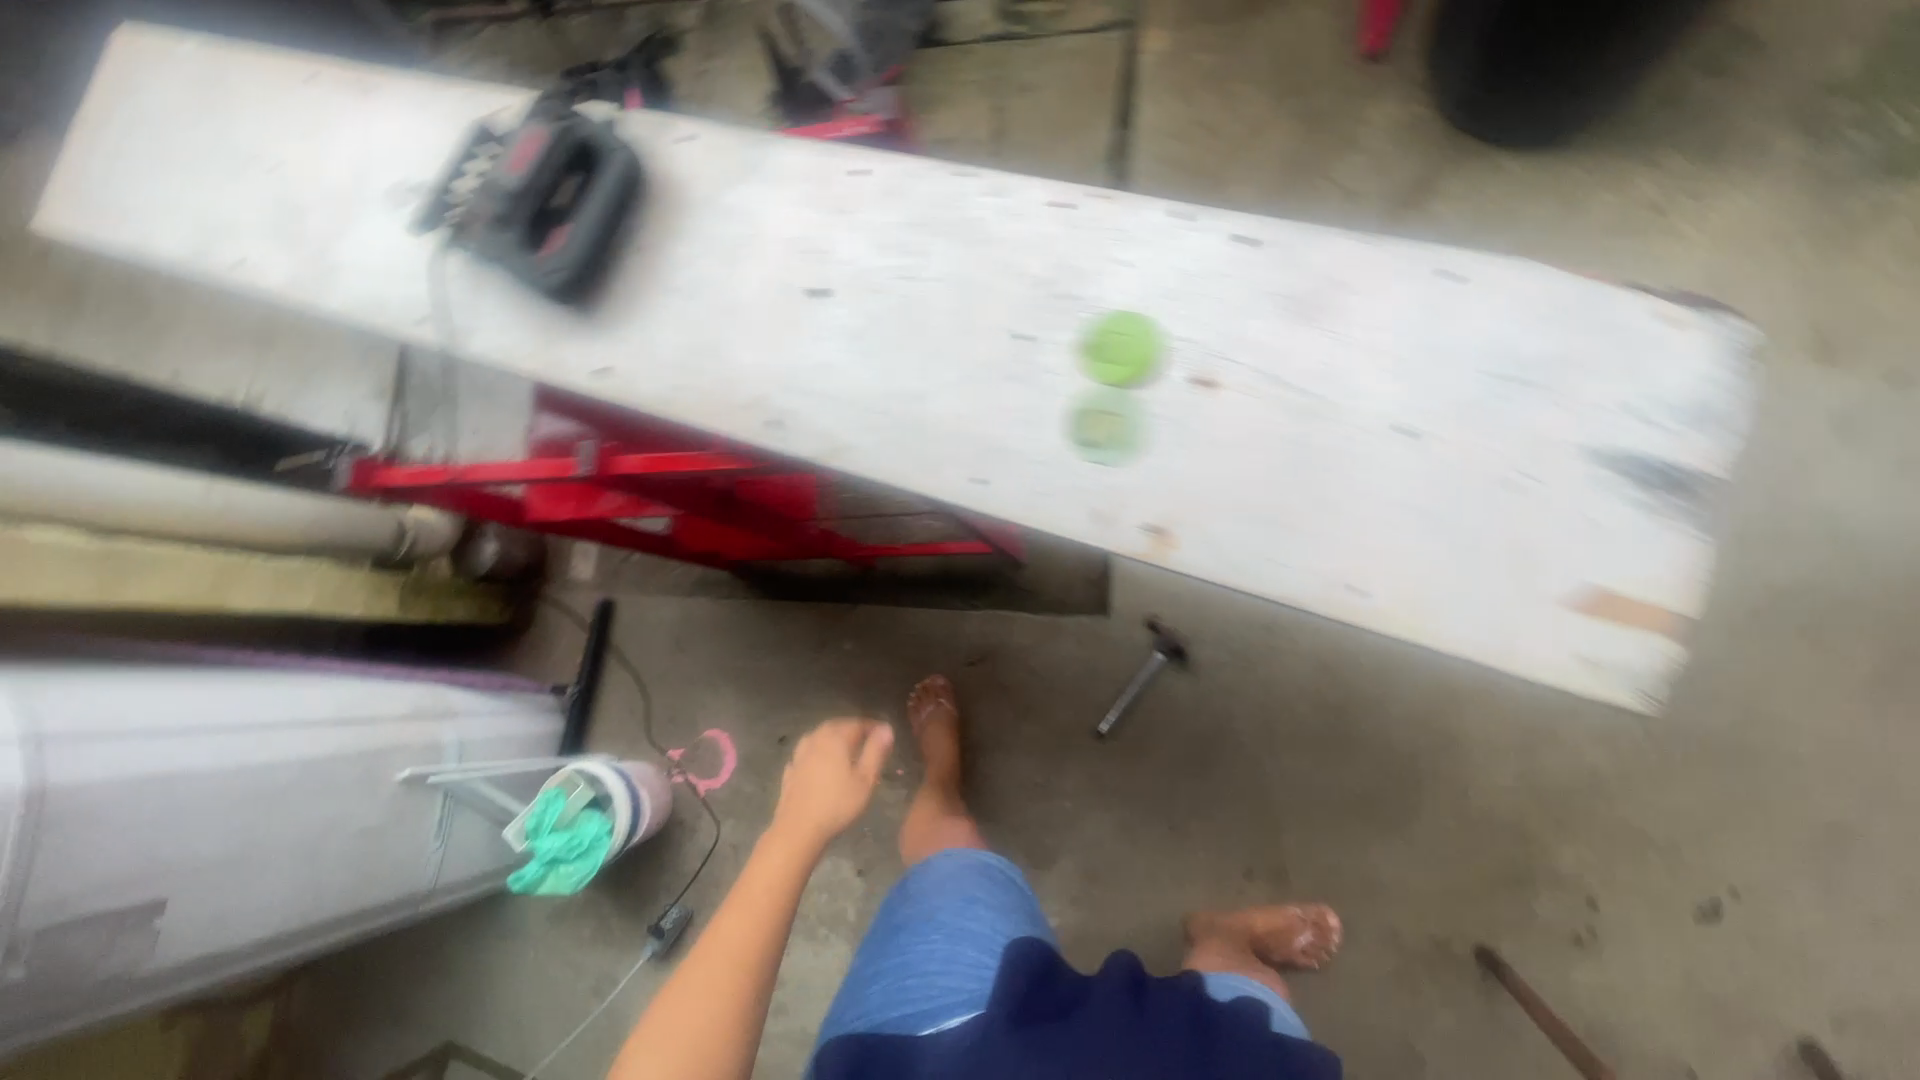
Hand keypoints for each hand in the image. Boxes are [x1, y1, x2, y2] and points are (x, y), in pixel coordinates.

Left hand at [768, 719, 893, 850]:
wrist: (798, 829)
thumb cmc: (837, 804)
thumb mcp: (865, 779)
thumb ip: (876, 751)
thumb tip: (886, 728)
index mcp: (836, 739)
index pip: (857, 723)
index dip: (872, 726)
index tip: (884, 731)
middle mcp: (816, 740)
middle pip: (835, 726)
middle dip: (851, 728)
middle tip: (866, 736)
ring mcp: (799, 755)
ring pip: (818, 736)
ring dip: (832, 737)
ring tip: (844, 746)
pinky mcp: (790, 770)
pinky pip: (806, 752)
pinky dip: (817, 752)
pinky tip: (819, 761)